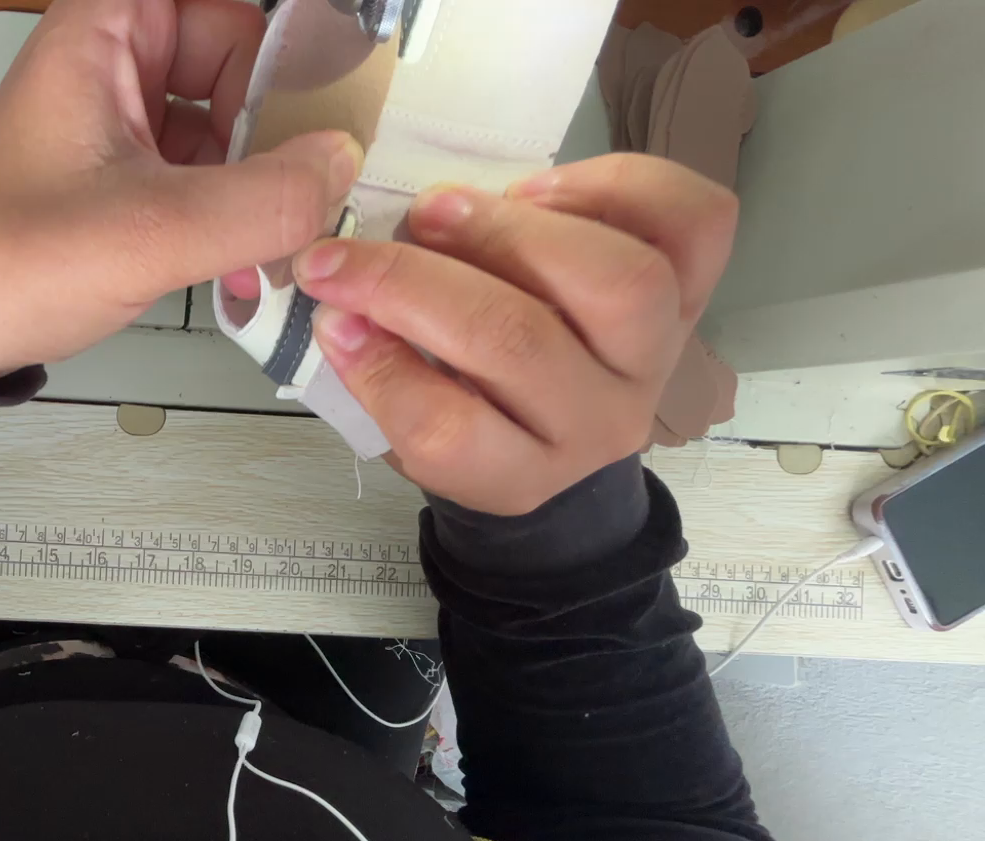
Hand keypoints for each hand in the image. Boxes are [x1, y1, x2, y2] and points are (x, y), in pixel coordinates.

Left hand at [0, 0, 363, 388]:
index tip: (330, 117)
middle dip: (272, 136)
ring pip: (218, 129)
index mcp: (104, 31)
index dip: (289, 55)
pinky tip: (237, 262)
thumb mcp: (149, 232)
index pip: (234, 12)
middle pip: (235, 66)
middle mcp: (110, 66)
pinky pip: (193, 176)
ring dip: (252, 186)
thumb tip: (340, 167)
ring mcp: (113, 128)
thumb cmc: (6, 268)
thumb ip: (260, 200)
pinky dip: (222, 215)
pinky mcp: (115, 182)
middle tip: (300, 199)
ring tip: (268, 246)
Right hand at [292, 154, 738, 515]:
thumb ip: (382, 381)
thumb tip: (341, 306)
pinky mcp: (694, 295)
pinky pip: (692, 224)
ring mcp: (656, 357)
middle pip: (516, 342)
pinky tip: (533, 190)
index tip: (324, 313)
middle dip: (413, 285)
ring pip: (613, 280)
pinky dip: (616, 188)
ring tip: (437, 208)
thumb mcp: (406, 439)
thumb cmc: (467, 433)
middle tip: (347, 253)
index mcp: (513, 475)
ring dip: (508, 231)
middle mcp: (596, 424)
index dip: (377, 367)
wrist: (559, 440)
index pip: (444, 428)